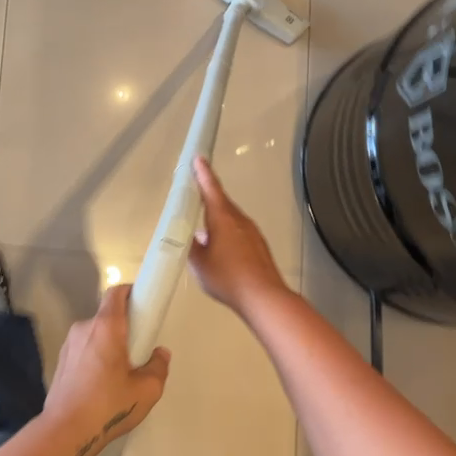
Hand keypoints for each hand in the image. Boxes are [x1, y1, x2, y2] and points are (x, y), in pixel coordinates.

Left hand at [42, 285, 170, 451]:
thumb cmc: (109, 405)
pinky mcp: (62, 360)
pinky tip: (101, 385)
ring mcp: (69, 344)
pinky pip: (84, 349)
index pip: (116, 293)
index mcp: (106, 327)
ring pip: (95, 335)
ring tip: (120, 375)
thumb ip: (158, 367)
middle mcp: (84, 328)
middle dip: (124, 329)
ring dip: (109, 345)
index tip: (144, 304)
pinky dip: (95, 357)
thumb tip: (160, 354)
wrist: (66, 429)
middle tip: (139, 353)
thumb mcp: (147, 390)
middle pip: (107, 316)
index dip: (131, 292)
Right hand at [189, 156, 288, 316]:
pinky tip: (220, 248)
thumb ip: (192, 247)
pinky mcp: (259, 246)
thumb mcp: (199, 264)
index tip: (199, 158)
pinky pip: (238, 231)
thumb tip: (194, 237)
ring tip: (204, 229)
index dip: (203, 174)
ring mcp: (252, 233)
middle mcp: (239, 220)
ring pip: (231, 218)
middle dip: (209, 196)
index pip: (211, 190)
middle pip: (222, 202)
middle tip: (196, 192)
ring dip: (217, 218)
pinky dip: (227, 232)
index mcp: (222, 219)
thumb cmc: (227, 278)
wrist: (263, 296)